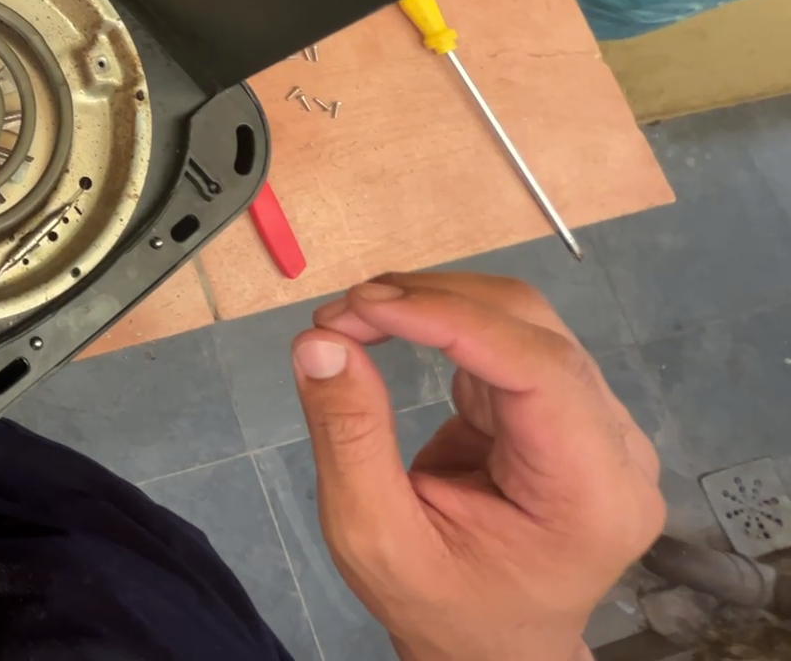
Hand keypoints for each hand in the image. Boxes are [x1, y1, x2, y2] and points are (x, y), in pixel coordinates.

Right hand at [292, 273, 662, 660]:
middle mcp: (608, 448)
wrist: (485, 641)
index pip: (538, 370)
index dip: (447, 320)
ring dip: (425, 300)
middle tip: (336, 317)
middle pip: (531, 329)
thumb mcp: (371, 532)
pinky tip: (380, 325)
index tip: (355, 307)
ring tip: (348, 319)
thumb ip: (348, 435)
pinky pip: (495, 336)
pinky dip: (430, 317)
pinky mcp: (547, 408)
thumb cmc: (435, 601)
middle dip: (427, 300)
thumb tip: (319, 340)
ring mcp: (584, 424)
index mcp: (587, 494)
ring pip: (514, 318)